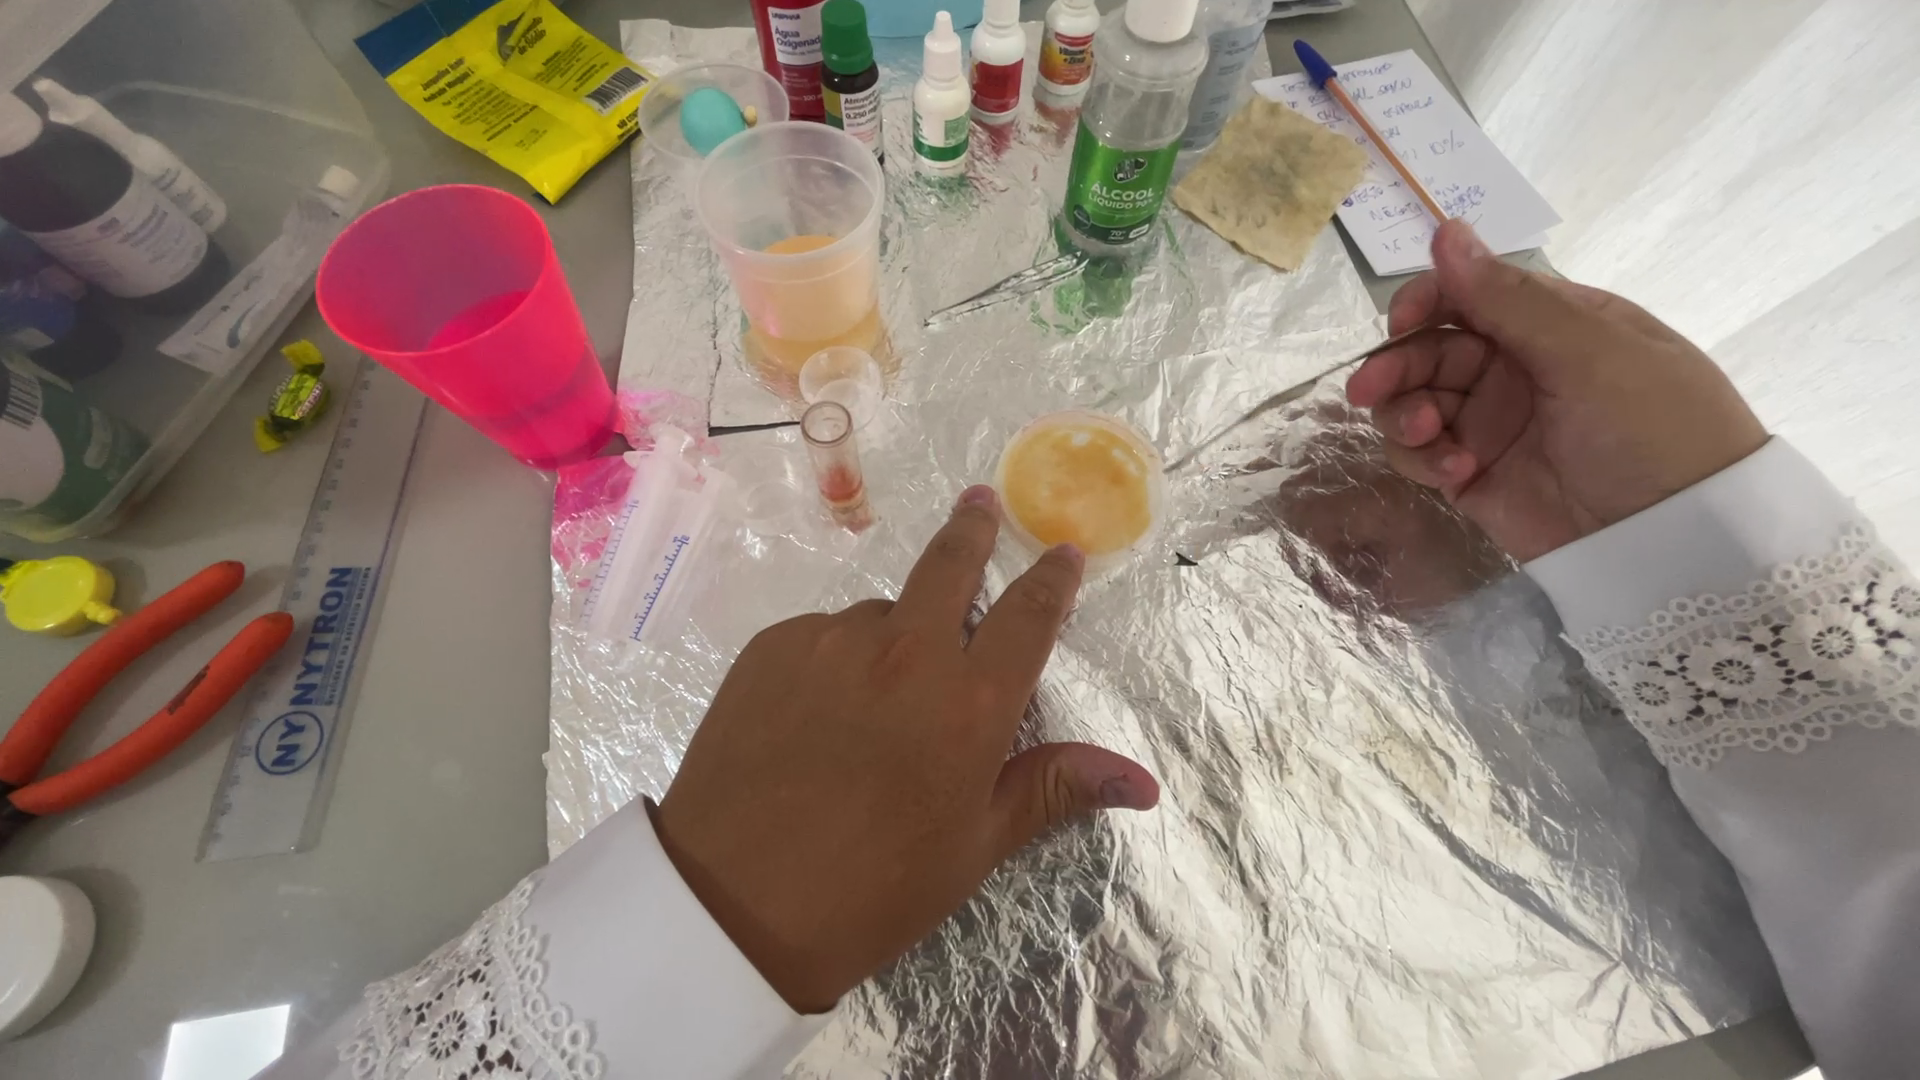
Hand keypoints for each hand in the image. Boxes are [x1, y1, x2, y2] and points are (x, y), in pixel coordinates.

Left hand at [653, 486, 1160, 1012]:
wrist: (733, 904)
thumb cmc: (874, 888)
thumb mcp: (975, 845)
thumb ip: (1054, 787)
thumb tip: (1145, 782)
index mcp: (969, 703)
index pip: (1029, 616)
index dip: (1052, 579)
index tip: (1062, 551)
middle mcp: (907, 651)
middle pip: (951, 565)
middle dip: (973, 528)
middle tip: (979, 502)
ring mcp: (834, 639)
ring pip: (881, 613)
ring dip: (893, 634)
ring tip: (870, 703)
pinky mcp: (774, 643)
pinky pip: (824, 634)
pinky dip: (836, 659)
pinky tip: (816, 713)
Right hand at [1345, 220, 1767, 561]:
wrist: (1670, 538)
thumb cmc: (1651, 427)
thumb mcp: (1588, 352)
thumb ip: (1509, 297)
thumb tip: (1444, 229)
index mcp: (1548, 324)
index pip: (1467, 297)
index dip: (1425, 303)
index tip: (1400, 322)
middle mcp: (1509, 368)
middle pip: (1426, 350)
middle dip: (1395, 367)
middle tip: (1367, 391)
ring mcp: (1484, 422)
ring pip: (1409, 400)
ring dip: (1401, 413)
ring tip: (1423, 434)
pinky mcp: (1464, 470)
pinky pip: (1416, 452)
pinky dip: (1421, 458)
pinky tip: (1455, 471)